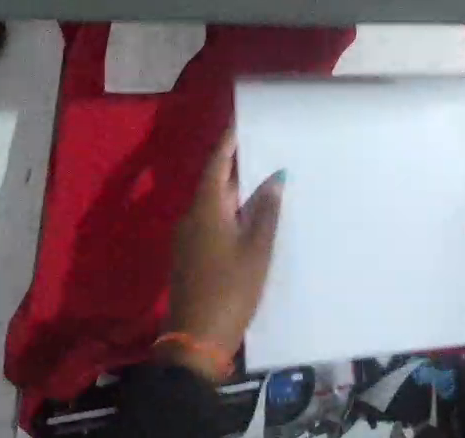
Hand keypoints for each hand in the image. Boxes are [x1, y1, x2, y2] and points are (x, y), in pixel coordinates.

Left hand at [163, 130, 284, 381]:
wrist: (196, 342)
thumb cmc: (230, 290)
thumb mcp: (256, 250)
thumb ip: (266, 211)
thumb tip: (275, 177)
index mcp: (206, 209)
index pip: (217, 164)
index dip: (229, 142)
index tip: (241, 121)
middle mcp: (192, 217)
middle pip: (215, 182)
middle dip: (236, 165)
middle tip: (263, 146)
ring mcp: (189, 238)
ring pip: (214, 203)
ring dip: (235, 190)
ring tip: (263, 178)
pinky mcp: (191, 256)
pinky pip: (212, 221)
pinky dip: (230, 211)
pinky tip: (250, 216)